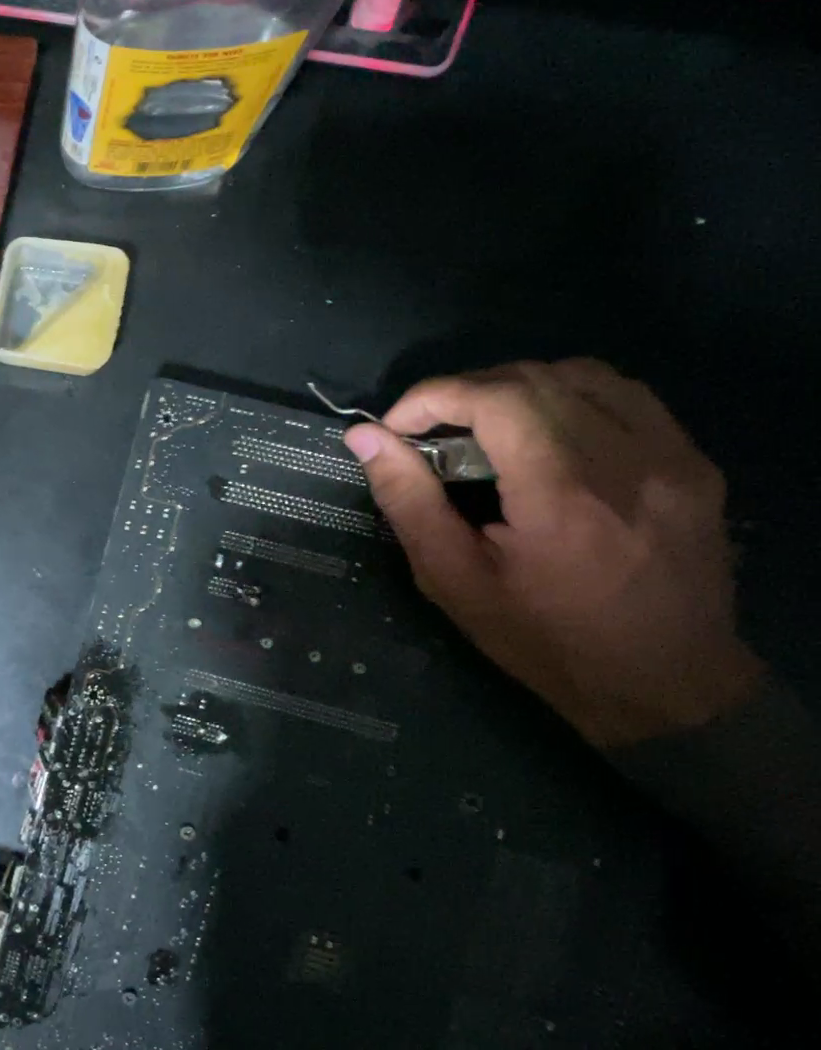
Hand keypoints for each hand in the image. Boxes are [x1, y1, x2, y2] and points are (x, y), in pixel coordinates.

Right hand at [344, 359, 762, 747]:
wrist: (665, 682)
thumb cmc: (543, 637)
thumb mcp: (453, 578)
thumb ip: (408, 500)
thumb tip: (364, 438)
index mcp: (563, 495)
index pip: (498, 398)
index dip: (434, 396)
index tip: (396, 427)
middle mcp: (628, 462)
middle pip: (537, 379)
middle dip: (467, 391)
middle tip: (429, 432)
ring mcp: (673, 458)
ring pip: (586, 376)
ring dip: (518, 388)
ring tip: (482, 427)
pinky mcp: (694, 464)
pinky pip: (628, 398)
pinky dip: (570, 398)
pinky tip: (542, 433)